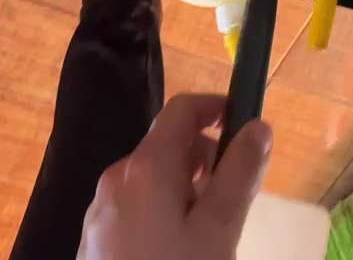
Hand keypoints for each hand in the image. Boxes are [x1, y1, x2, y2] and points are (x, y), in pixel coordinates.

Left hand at [79, 94, 273, 259]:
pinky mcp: (94, 244)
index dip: (217, 107)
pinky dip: (162, 214)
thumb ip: (240, 173)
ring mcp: (100, 213)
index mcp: (146, 166)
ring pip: (153, 180)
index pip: (183, 109)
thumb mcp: (220, 230)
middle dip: (205, 160)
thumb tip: (258, 126)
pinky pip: (135, 208)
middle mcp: (117, 179)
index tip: (245, 127)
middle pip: (168, 146)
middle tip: (233, 199)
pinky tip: (177, 255)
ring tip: (207, 236)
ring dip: (185, 190)